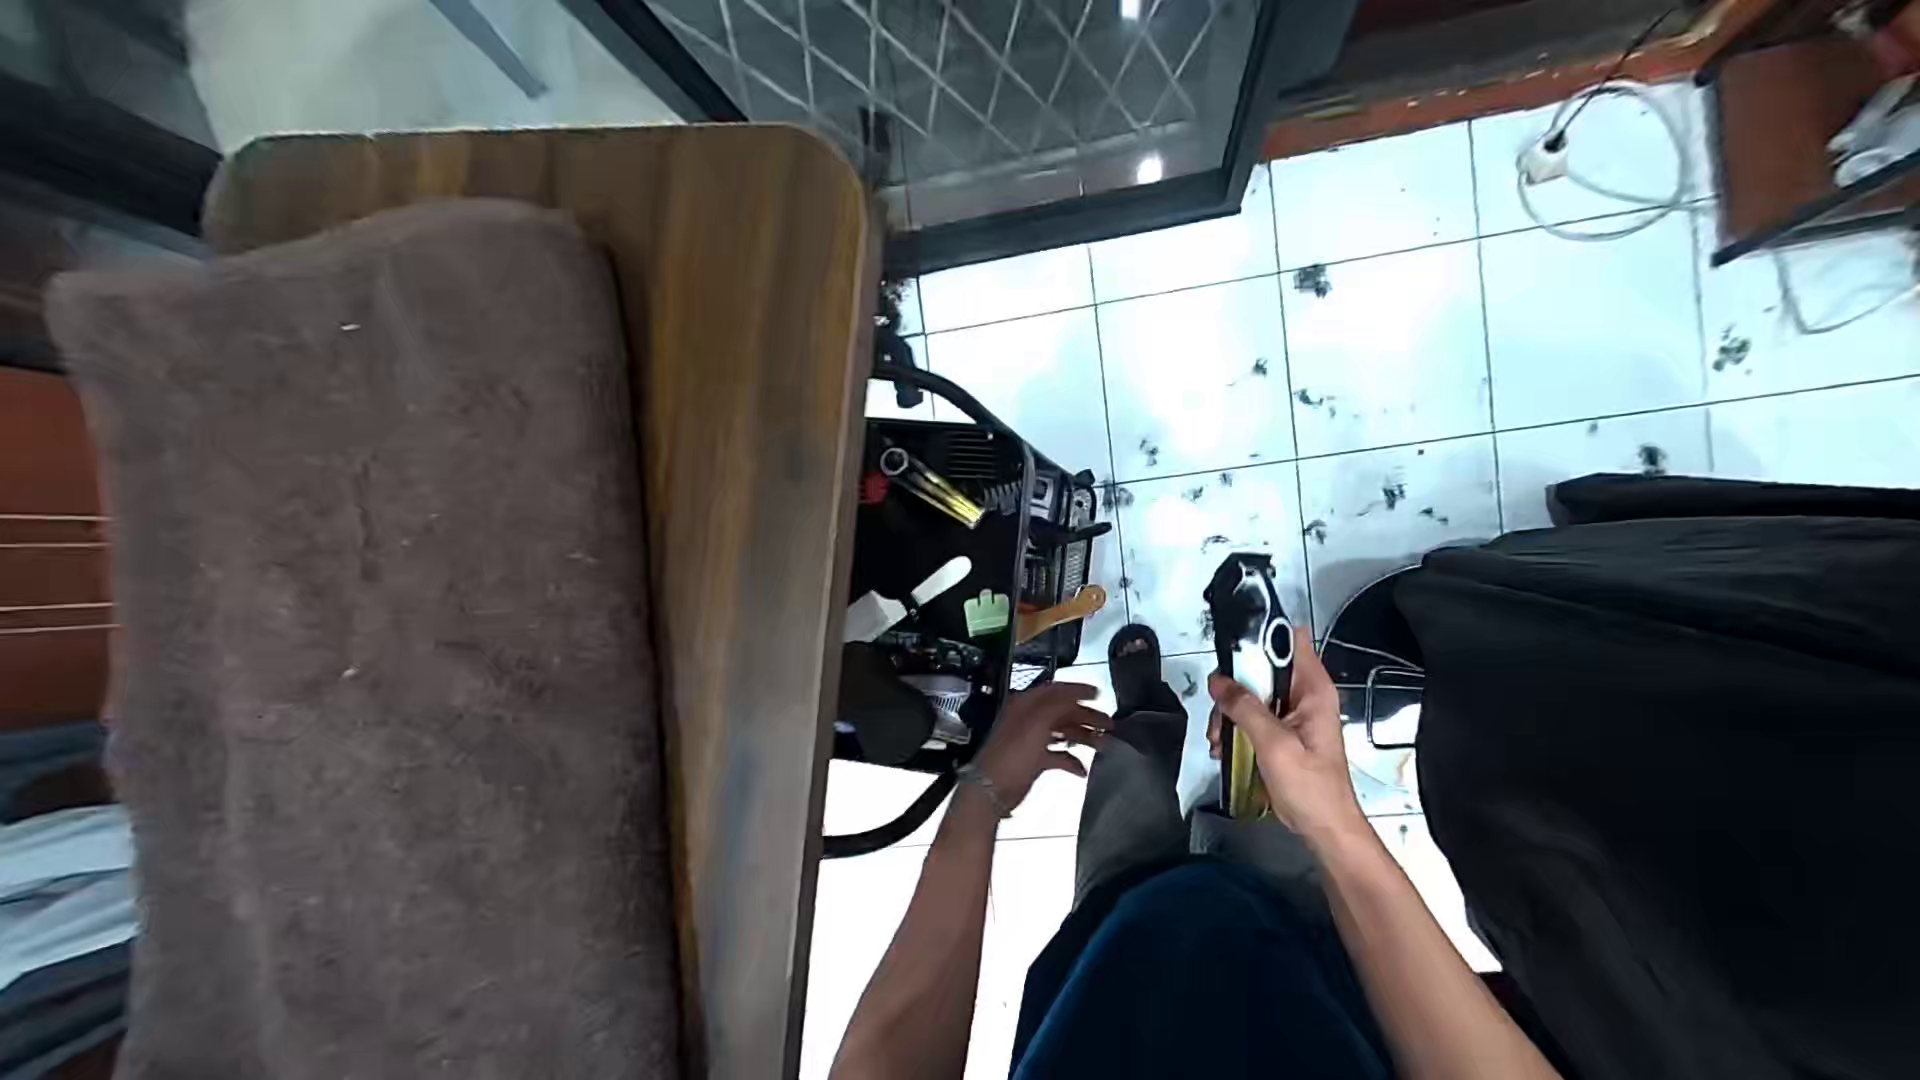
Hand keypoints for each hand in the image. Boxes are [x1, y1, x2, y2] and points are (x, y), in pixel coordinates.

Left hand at [971, 681, 1112, 809]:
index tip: (1099, 694)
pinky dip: (1071, 760)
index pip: (1056, 691)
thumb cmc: (1011, 756)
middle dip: (1086, 716)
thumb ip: (1056, 707)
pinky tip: (1082, 769)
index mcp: (1026, 705)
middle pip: (1062, 711)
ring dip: (1083, 736)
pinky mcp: (1033, 760)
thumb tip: (1075, 696)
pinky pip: (1057, 755)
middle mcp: (1029, 719)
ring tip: (1102, 745)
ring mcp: (1031, 740)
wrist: (990, 790)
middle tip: (1109, 724)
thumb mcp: (1036, 724)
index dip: (1078, 690)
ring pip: (1062, 732)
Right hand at [1207, 626, 1365, 846]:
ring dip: (1229, 710)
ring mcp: (1290, 712)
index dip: (1264, 632)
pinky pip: (1249, 713)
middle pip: (1261, 666)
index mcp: (1313, 689)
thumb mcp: (1273, 743)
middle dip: (1235, 682)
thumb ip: (1244, 707)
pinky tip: (1222, 745)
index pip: (1292, 639)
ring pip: (1250, 691)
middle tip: (1220, 708)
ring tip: (1219, 737)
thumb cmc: (1309, 786)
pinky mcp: (1279, 730)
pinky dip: (1232, 725)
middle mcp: (1303, 694)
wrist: (1324, 829)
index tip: (1234, 640)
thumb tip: (1217, 680)